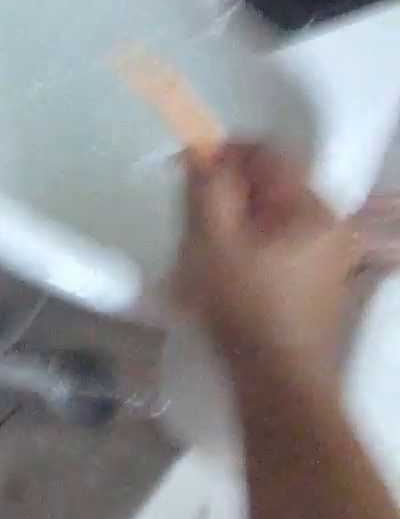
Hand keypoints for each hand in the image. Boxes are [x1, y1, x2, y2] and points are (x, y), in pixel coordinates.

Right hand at [175, 143, 364, 383]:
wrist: (273, 367)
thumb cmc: (238, 299)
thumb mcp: (209, 236)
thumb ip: (208, 186)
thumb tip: (203, 151)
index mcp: (312, 212)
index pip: (269, 155)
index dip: (224, 151)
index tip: (185, 165)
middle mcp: (332, 226)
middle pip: (270, 181)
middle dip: (225, 185)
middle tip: (188, 207)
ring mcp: (332, 251)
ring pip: (271, 207)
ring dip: (233, 210)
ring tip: (203, 236)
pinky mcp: (321, 271)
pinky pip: (278, 231)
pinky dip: (248, 231)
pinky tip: (225, 257)